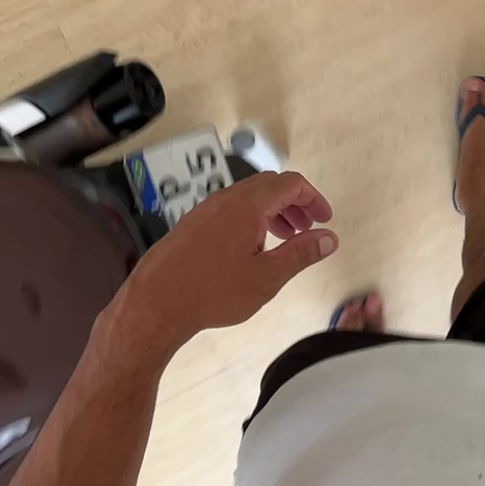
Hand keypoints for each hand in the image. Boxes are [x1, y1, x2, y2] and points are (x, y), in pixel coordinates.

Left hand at [108, 171, 336, 360]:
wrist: (156, 301)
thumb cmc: (213, 291)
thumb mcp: (267, 276)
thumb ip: (301, 253)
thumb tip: (329, 239)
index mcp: (249, 204)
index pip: (291, 184)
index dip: (313, 198)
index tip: (325, 219)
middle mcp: (228, 198)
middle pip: (271, 186)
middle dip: (295, 204)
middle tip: (309, 230)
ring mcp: (207, 208)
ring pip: (250, 197)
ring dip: (274, 211)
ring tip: (285, 240)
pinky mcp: (194, 222)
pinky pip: (231, 208)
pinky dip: (252, 218)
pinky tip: (252, 248)